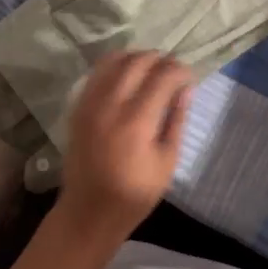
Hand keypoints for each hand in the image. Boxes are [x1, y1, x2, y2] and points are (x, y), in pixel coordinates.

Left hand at [56, 51, 194, 241]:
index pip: (162, 76)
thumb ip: (176, 120)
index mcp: (136, 120)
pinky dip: (115, 67)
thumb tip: (185, 89)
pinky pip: (96, 73)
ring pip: (113, 60)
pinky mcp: (78, 107)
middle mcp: (110, 104)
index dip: (180, 70)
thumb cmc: (134, 193)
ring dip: (136, 58)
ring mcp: (90, 103)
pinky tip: (127, 78)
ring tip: (151, 70)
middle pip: (137, 61)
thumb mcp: (166, 162)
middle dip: (159, 59)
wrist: (89, 210)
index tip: (189, 77)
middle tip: (172, 70)